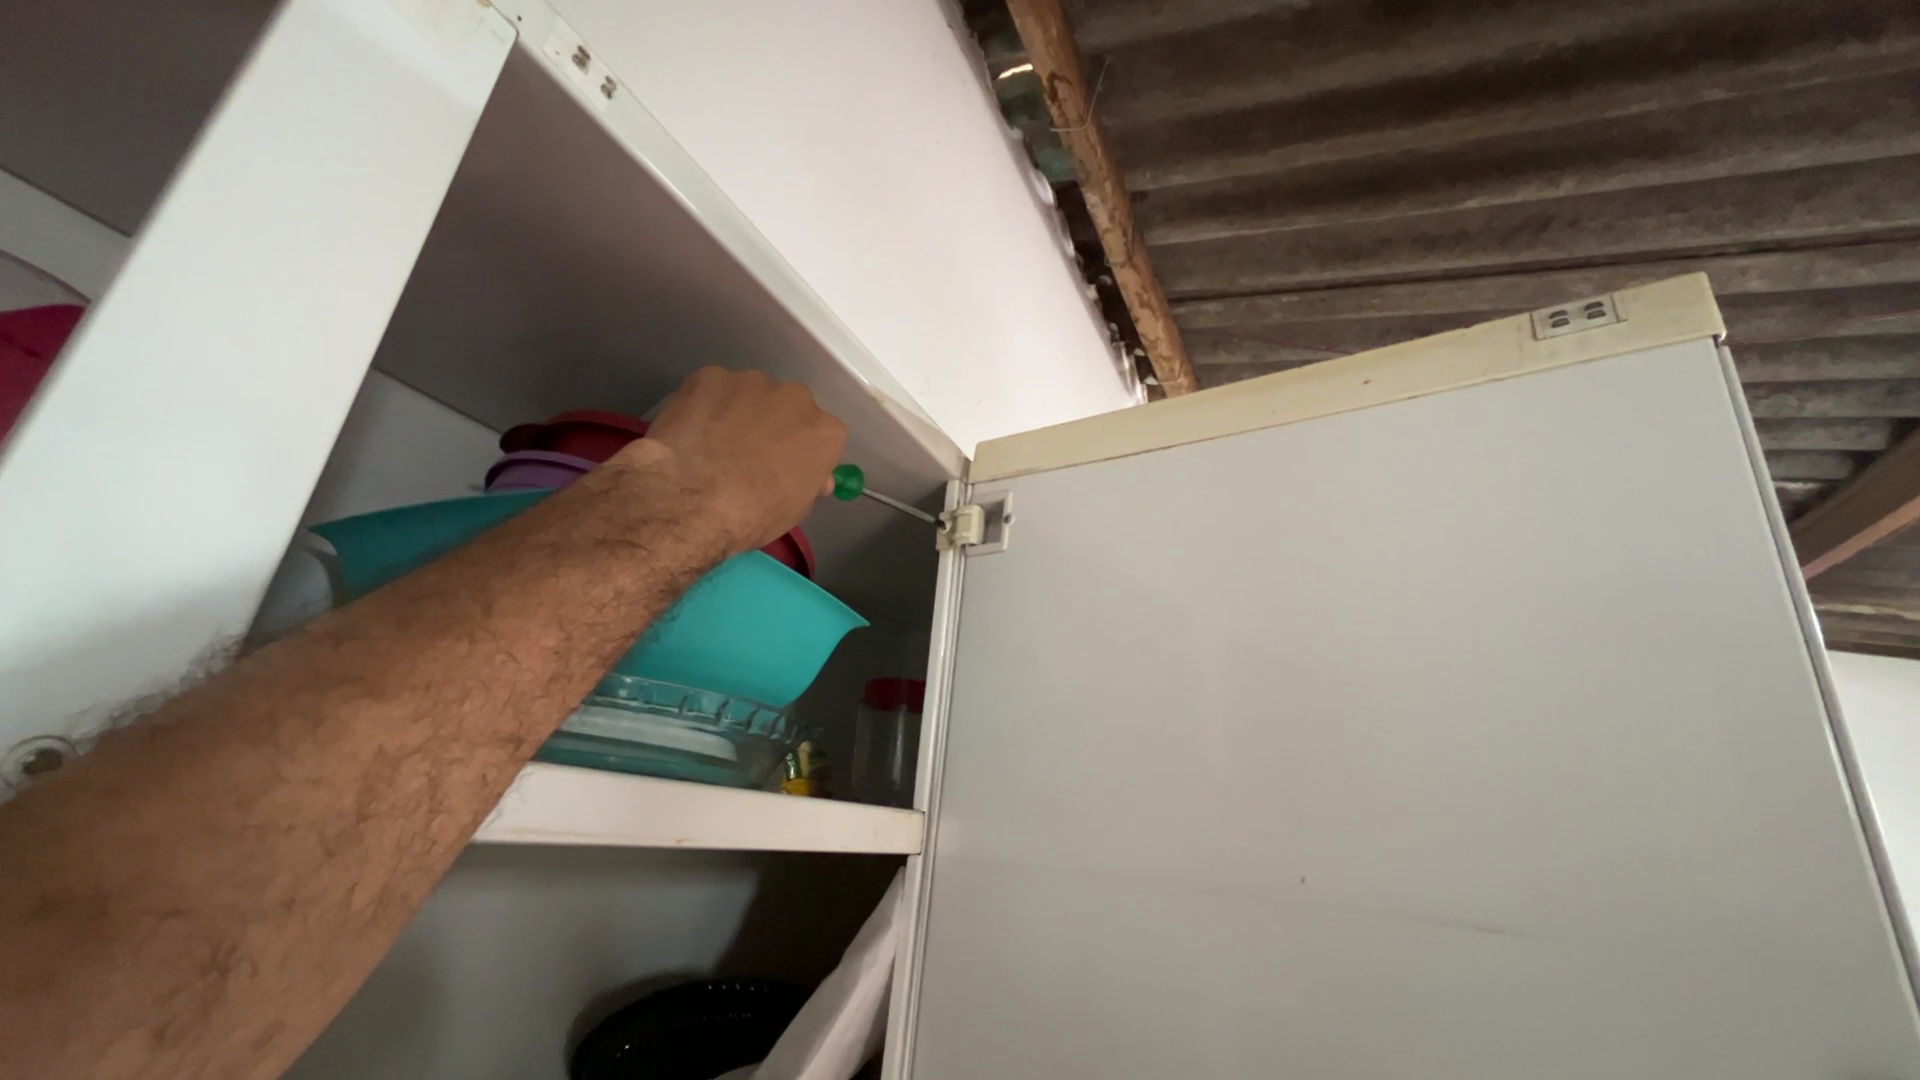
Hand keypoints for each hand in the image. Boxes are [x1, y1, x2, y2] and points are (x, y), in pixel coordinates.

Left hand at [620, 367, 847, 556]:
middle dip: (773, 425)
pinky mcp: (710, 376)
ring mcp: (752, 382)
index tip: (785, 468)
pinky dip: (704, 406)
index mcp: (824, 431)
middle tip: (749, 454)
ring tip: (713, 444)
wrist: (694, 497)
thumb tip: (812, 475)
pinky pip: (712, 390)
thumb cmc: (755, 513)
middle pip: (789, 407)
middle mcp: (796, 397)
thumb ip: (806, 482)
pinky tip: (690, 433)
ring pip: (750, 394)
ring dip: (739, 412)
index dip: (803, 452)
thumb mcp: (794, 510)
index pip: (822, 436)